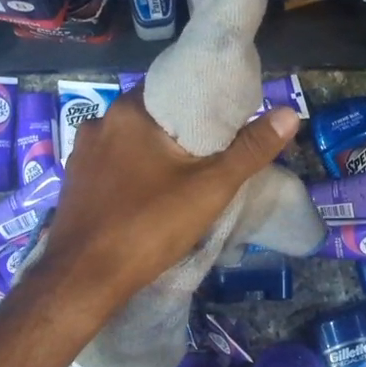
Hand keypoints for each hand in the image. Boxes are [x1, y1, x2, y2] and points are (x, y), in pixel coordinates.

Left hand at [21, 91, 299, 325]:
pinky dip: (135, 172)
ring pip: (132, 142)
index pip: (173, 86)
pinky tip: (152, 194)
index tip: (228, 115)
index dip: (203, 99)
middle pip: (154, 116)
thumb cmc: (148, 226)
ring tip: (188, 173)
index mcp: (129, 112)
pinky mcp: (74, 184)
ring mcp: (82, 155)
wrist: (82, 281)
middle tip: (216, 149)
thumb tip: (291, 113)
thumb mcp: (210, 188)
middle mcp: (100, 124)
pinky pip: (114, 166)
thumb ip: (250, 150)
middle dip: (183, 130)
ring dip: (157, 153)